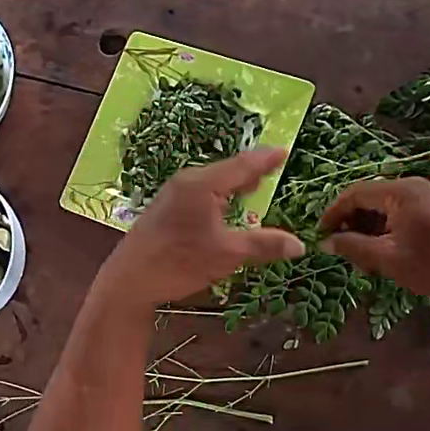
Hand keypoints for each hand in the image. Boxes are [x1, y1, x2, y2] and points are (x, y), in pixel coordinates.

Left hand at [96, 148, 304, 305]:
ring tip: (254, 187)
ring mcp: (173, 193)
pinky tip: (224, 208)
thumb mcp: (228, 255)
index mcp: (203, 184)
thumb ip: (264, 246)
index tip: (284, 150)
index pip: (243, 165)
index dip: (266, 159)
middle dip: (251, 171)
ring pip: (212, 182)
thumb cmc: (179, 262)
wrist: (129, 280)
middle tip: (274, 168)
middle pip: (227, 170)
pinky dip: (219, 196)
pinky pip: (200, 193)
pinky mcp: (165, 208)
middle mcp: (187, 181)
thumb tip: (300, 245)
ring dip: (234, 185)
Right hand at [317, 177, 429, 304]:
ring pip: (385, 209)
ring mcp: (427, 198)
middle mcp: (414, 187)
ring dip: (368, 230)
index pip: (355, 193)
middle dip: (351, 224)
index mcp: (401, 191)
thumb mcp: (387, 258)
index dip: (333, 213)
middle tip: (340, 249)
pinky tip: (383, 255)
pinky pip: (401, 215)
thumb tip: (326, 242)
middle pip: (370, 199)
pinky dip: (386, 232)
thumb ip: (353, 246)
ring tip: (361, 259)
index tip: (319, 234)